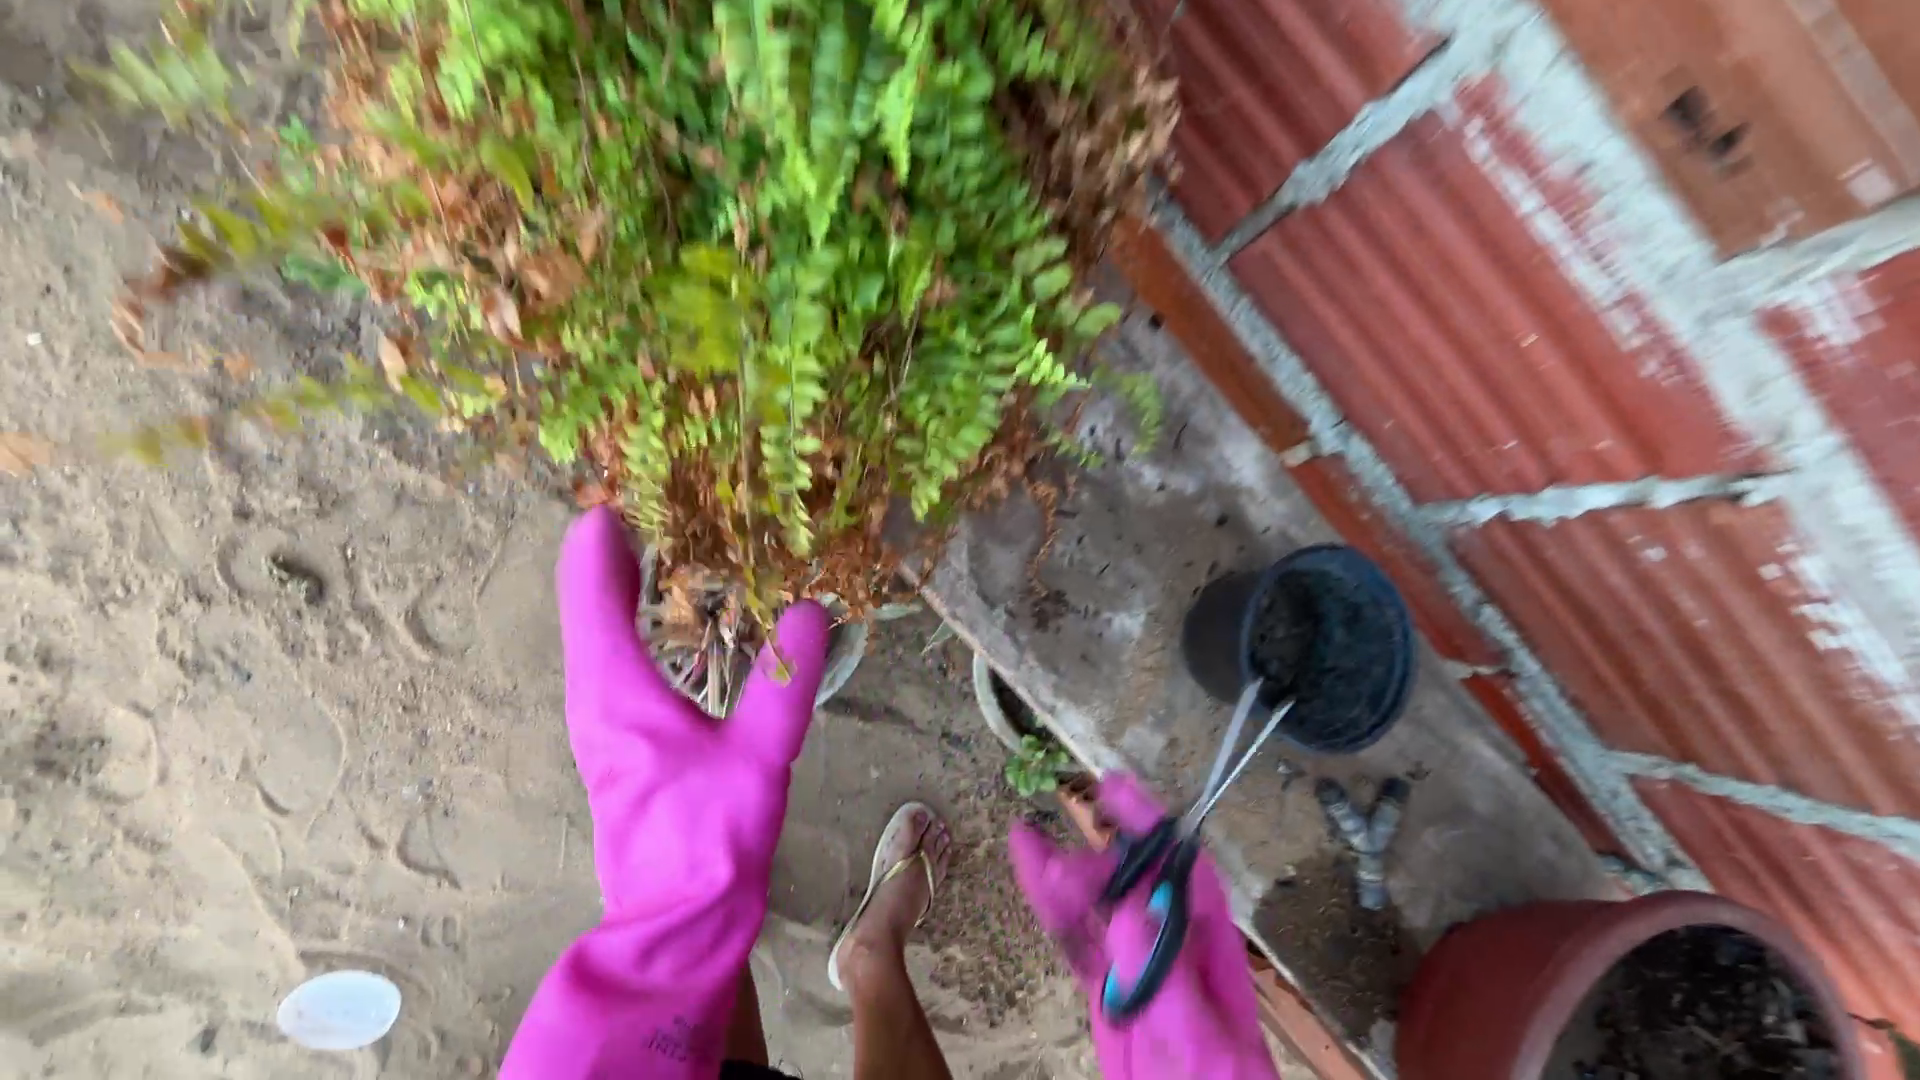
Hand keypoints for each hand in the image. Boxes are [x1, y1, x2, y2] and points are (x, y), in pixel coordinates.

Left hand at [502, 506, 828, 1078]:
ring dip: (632, 580)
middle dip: (622, 545)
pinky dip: (644, 616)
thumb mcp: (760, 754)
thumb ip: (786, 681)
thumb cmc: (710, 839)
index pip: (593, 589)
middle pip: (592, 599)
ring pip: (605, 626)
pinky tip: (688, 613)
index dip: (603, 532)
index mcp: (615, 689)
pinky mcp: (623, 736)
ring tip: (682, 538)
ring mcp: (605, 717)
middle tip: (674, 498)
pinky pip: (623, 653)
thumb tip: (810, 608)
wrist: (679, 922)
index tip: (635, 482)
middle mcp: (596, 695)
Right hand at [1008, 774, 1278, 1079]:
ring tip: (1024, 838)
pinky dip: (1053, 911)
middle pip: (1132, 886)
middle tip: (1051, 839)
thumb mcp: (1198, 1040)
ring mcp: (1135, 974)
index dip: (1152, 826)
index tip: (1114, 787)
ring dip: (1060, 874)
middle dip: (1094, 856)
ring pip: (1095, 911)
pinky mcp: (1106, 996)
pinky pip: (1076, 946)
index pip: (1182, 874)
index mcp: (1209, 956)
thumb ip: (1165, 973)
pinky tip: (1033, 878)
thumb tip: (1136, 899)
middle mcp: (1171, 953)